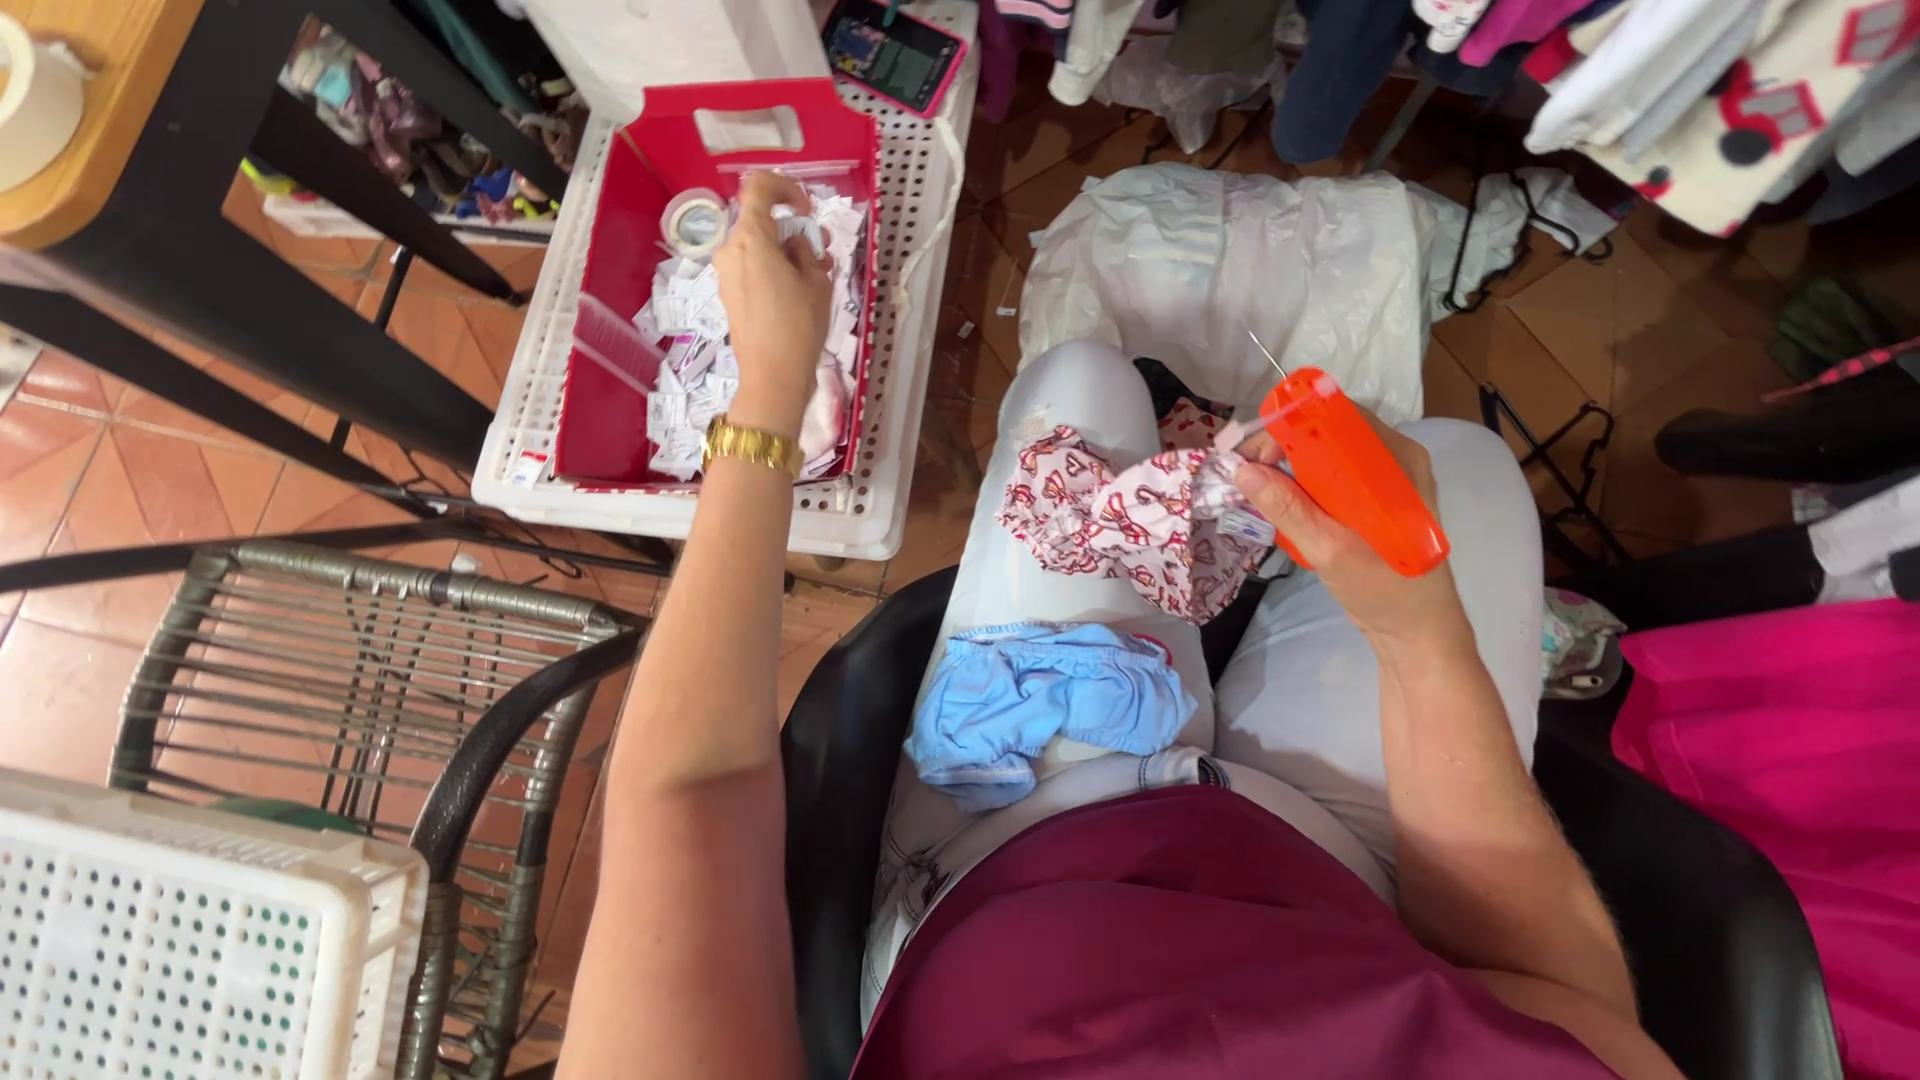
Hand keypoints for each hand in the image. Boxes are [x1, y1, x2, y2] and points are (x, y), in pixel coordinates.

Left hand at [712, 171, 832, 435]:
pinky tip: (800, 292)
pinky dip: (776, 269)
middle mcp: (731, 249)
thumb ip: (807, 251)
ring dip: (788, 252)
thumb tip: (798, 244)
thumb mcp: (817, 282)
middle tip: (823, 251)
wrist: (773, 378)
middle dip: (794, 230)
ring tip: (817, 276)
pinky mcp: (731, 294)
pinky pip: (754, 268)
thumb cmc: (799, 326)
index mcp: (751, 237)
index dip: (787, 189)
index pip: (759, 186)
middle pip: (762, 221)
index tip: (807, 212)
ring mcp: (727, 273)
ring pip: (760, 246)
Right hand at [1232, 410, 1468, 651]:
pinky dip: (1303, 487)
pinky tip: (1284, 508)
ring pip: (1326, 456)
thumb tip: (1243, 471)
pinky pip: (1331, 477)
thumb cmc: (1384, 590)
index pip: (1336, 419)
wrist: (1416, 631)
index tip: (1254, 454)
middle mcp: (1394, 460)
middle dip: (1282, 450)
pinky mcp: (1374, 500)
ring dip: (1288, 470)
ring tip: (1259, 493)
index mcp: (1396, 461)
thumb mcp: (1329, 549)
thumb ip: (1287, 508)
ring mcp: (1385, 480)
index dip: (1290, 428)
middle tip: (1247, 475)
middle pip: (1328, 434)